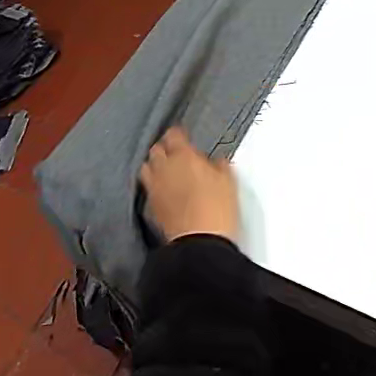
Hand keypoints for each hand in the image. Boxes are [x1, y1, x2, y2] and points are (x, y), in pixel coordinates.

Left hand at [139, 127, 239, 243]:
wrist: (200, 242)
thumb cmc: (217, 209)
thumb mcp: (229, 182)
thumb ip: (219, 165)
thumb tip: (216, 162)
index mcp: (184, 157)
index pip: (173, 135)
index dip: (178, 133)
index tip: (182, 136)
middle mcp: (164, 168)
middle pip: (156, 150)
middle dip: (165, 148)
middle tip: (175, 152)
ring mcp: (155, 187)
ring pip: (147, 167)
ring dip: (155, 165)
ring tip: (166, 169)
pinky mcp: (151, 206)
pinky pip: (148, 187)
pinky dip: (155, 184)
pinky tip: (165, 189)